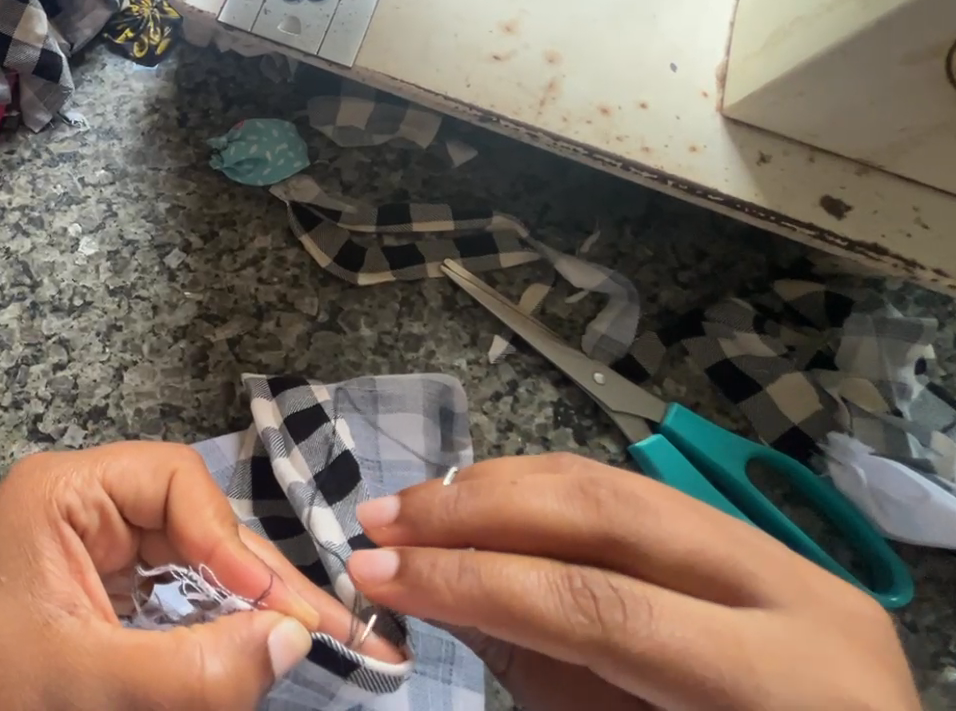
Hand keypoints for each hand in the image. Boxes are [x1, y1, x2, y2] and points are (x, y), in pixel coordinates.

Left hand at [0, 441, 405, 710]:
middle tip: (339, 635)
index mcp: (61, 492)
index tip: (276, 609)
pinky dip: (216, 623)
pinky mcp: (99, 586)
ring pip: (190, 556)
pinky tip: (262, 648)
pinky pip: (172, 591)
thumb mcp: (83, 680)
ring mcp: (91, 544)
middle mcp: (81, 504)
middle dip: (258, 578)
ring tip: (325, 644)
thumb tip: (293, 642)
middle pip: (190, 519)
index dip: (228, 538)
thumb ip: (189, 668)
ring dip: (250, 603)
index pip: (170, 480)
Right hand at [344, 453, 919, 710]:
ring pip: (594, 480)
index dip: (468, 582)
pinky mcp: (728, 528)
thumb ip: (519, 658)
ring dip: (480, 488)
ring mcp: (767, 548)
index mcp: (788, 682)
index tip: (371, 574)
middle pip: (594, 513)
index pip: (595, 606)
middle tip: (378, 523)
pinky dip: (518, 487)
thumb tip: (409, 587)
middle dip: (466, 512)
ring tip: (405, 510)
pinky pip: (604, 484)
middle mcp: (791, 593)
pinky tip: (463, 501)